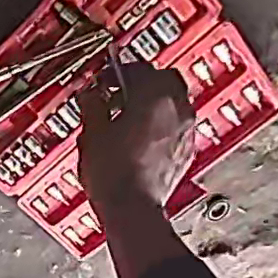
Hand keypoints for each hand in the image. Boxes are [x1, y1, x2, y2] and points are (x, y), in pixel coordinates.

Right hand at [73, 58, 197, 277]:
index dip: (117, 71)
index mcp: (154, 96)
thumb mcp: (92, 133)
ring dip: (152, 104)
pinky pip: (175, 126)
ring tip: (126, 119)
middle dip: (141, 83)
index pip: (139, 68)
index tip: (102, 80)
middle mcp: (177, 108)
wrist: (133, 210)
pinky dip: (159, 125)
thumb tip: (90, 94)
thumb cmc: (114, 174)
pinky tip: (138, 139)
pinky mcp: (186, 150)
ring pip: (173, 102)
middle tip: (117, 95)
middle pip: (163, 80)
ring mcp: (186, 130)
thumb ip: (92, 106)